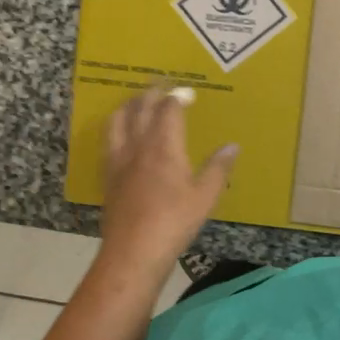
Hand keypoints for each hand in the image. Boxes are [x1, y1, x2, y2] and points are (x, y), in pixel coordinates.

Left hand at [100, 88, 238, 269]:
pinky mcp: (107, 177)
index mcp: (164, 147)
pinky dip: (115, 129)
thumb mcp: (205, 197)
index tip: (188, 93)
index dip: (178, 97)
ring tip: (135, 102)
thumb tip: (232, 146)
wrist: (133, 251)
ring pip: (117, 122)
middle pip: (140, 109)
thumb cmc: (174, 223)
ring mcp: (118, 161)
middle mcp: (138, 147)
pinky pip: (108, 142)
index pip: (169, 110)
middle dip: (151, 94)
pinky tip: (119, 137)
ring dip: (128, 106)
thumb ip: (218, 168)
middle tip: (161, 87)